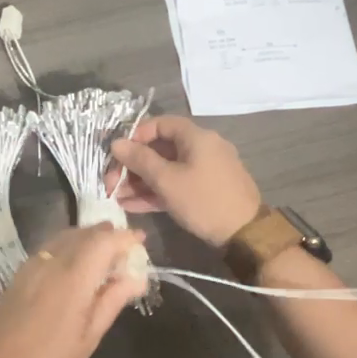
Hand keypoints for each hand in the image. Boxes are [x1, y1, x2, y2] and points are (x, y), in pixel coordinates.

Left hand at [0, 225, 147, 357]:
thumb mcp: (89, 337)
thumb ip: (112, 300)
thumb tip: (136, 277)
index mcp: (71, 280)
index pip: (102, 241)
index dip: (123, 236)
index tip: (140, 240)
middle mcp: (48, 265)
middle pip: (81, 234)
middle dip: (106, 234)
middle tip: (126, 247)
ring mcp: (28, 269)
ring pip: (61, 238)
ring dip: (85, 238)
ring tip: (104, 253)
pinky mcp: (16, 277)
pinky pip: (46, 250)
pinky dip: (66, 247)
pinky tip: (75, 263)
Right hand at [106, 116, 262, 248]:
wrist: (245, 233)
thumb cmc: (202, 200)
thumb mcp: (166, 180)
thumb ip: (139, 159)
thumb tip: (116, 143)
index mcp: (196, 137)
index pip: (161, 124)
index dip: (136, 135)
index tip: (118, 153)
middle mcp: (202, 148)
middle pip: (160, 149)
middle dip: (132, 165)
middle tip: (111, 183)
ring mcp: (204, 170)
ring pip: (165, 169)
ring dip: (139, 181)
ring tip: (117, 198)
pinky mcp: (205, 189)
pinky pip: (175, 183)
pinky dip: (155, 191)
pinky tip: (131, 206)